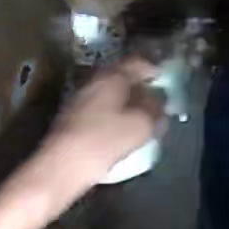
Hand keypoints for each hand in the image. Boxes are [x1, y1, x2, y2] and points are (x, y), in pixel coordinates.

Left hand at [33, 58, 166, 191]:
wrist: (62, 166)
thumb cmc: (104, 141)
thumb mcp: (141, 125)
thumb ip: (155, 109)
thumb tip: (160, 101)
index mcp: (112, 77)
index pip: (137, 62)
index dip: (154, 69)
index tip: (166, 79)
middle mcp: (94, 82)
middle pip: (122, 76)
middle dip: (141, 86)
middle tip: (157, 99)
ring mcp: (80, 100)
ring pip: (110, 93)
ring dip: (127, 101)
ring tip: (143, 116)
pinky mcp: (73, 119)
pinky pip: (100, 109)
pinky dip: (114, 114)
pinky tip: (123, 130)